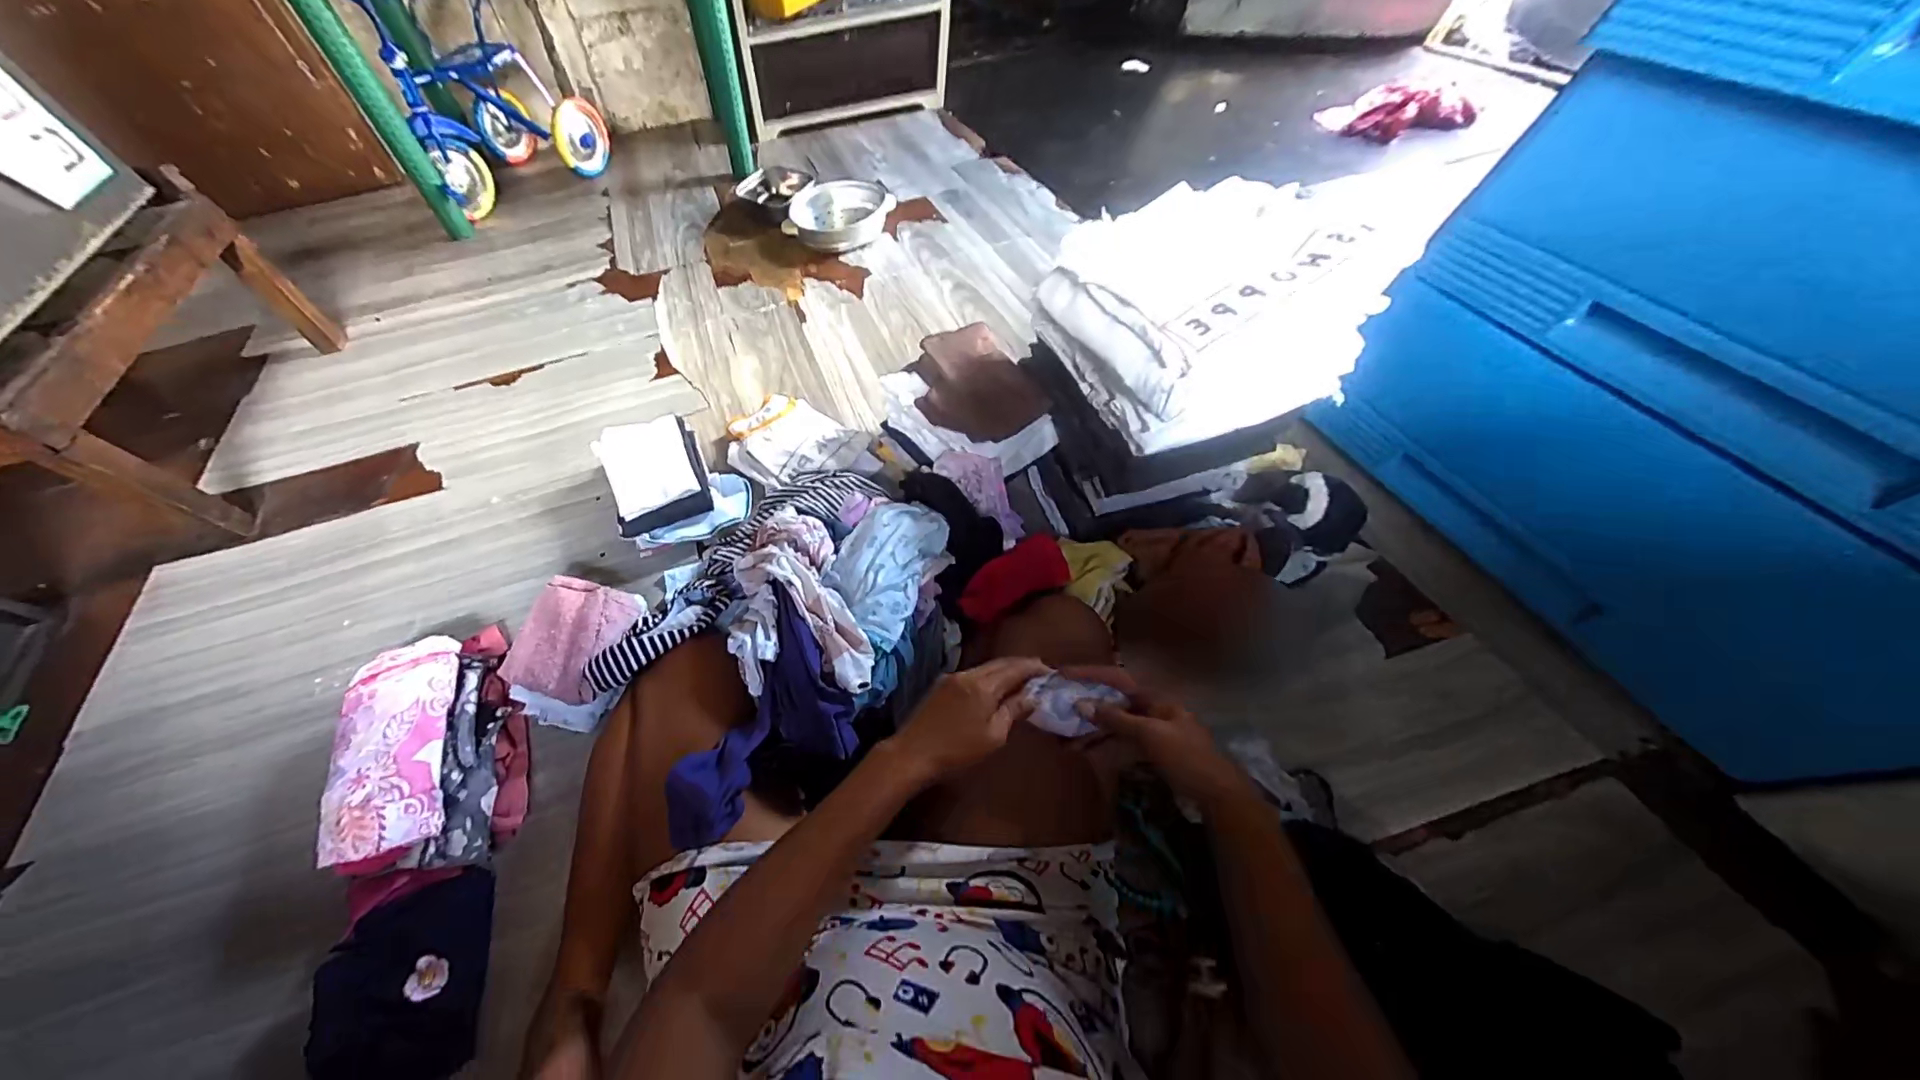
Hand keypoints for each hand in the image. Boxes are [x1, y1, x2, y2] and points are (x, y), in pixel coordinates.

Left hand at [886, 657, 1049, 780]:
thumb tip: (1032, 695)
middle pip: (1000, 663)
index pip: (1015, 668)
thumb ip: (1013, 710)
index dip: (1034, 668)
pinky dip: (989, 677)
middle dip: (1021, 665)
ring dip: (1004, 671)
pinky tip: (994, 688)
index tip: (1050, 671)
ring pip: (985, 668)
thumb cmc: (957, 751)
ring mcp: (952, 678)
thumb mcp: (993, 736)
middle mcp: (968, 674)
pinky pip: (972, 675)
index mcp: (983, 685)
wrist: (911, 754)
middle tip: (1039, 673)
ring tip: (1021, 681)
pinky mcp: (941, 686)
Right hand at [1063, 666, 1255, 810]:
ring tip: (1064, 741)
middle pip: (1113, 703)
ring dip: (1090, 731)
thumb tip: (1081, 704)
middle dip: (1085, 707)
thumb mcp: (1150, 735)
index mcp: (1155, 699)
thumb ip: (1116, 719)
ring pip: (1115, 726)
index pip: (1117, 678)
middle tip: (1057, 711)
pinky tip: (1085, 753)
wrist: (1218, 796)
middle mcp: (1152, 711)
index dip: (1090, 674)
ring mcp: (1152, 733)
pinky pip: (1121, 743)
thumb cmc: (1187, 758)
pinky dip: (1103, 746)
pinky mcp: (1152, 753)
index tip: (1063, 674)